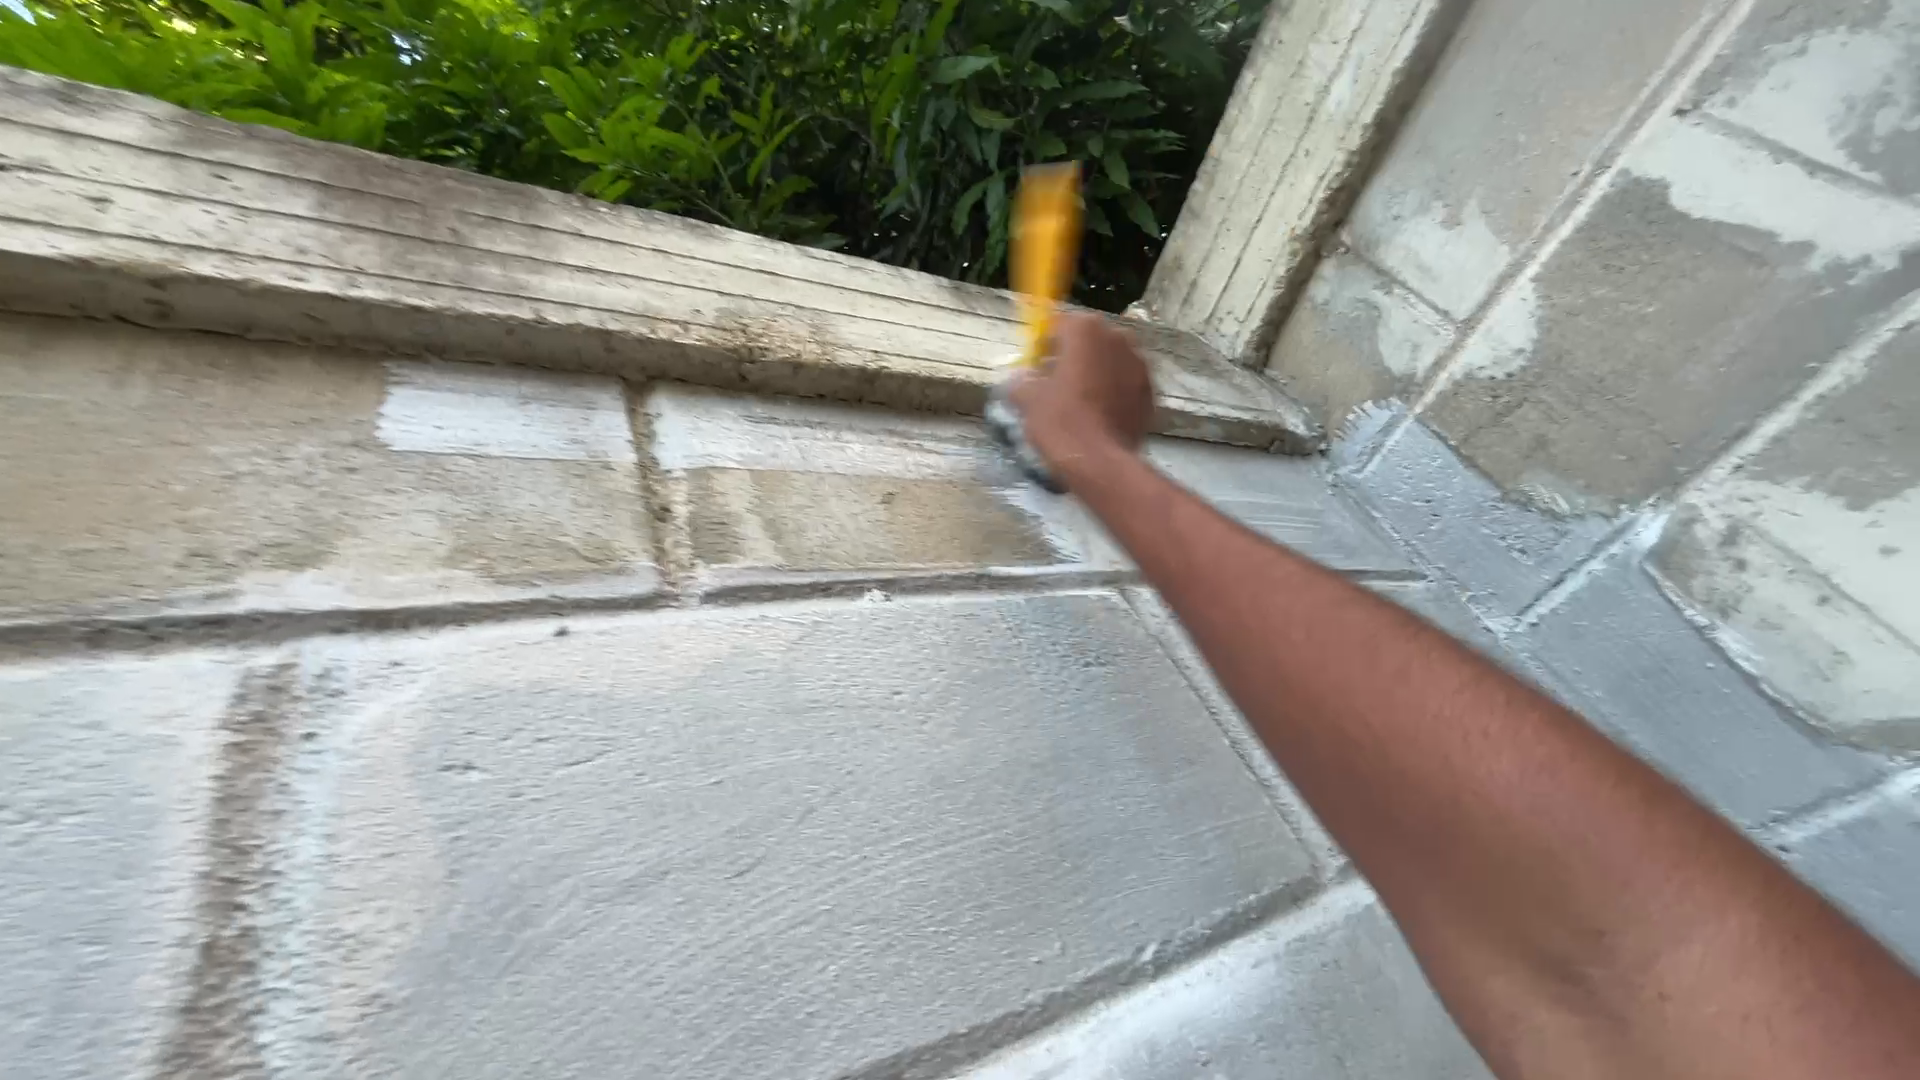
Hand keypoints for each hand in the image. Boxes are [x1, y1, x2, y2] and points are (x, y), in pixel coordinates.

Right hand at [1006, 311, 1154, 480]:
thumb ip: (1022, 381)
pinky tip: (1100, 415)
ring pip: (1110, 361)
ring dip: (1096, 373)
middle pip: (1089, 340)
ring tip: (1080, 401)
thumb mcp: (1028, 400)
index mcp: (1085, 329)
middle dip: (1074, 356)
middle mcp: (1118, 336)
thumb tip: (1020, 379)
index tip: (1037, 365)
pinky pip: (1126, 383)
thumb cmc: (1060, 422)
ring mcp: (1140, 363)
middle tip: (1057, 383)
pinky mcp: (1151, 391)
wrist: (1100, 462)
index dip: (1045, 344)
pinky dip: (1114, 392)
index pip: (1060, 325)